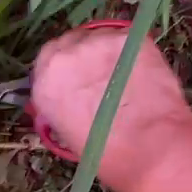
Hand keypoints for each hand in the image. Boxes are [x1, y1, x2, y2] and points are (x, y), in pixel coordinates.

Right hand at [31, 28, 191, 191]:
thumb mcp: (67, 132)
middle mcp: (65, 55)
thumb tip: (70, 97)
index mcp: (45, 82)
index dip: (65, 68)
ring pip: (99, 38)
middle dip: (84, 56)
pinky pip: (125, 40)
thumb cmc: (105, 153)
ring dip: (108, 53)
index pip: (47, 58)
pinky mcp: (128, 37)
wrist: (147, 146)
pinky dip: (131, 53)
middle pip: (71, 41)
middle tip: (101, 76)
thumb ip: (62, 105)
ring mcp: (97, 41)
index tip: (76, 78)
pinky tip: (140, 72)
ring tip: (124, 76)